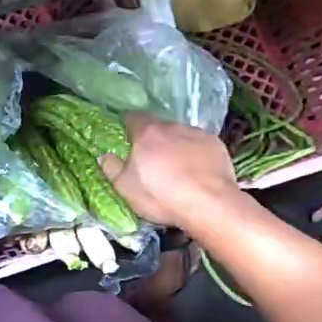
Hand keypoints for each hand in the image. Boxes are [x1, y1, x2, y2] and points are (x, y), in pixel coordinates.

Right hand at [98, 112, 239, 228]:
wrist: (209, 203)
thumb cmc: (161, 195)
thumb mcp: (125, 188)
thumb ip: (111, 168)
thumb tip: (105, 155)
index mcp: (146, 133)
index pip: (132, 117)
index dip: (127, 125)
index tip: (126, 138)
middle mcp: (172, 126)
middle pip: (158, 126)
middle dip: (152, 139)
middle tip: (150, 160)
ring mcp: (197, 134)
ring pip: (180, 135)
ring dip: (174, 146)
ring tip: (175, 169)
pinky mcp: (216, 145)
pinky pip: (199, 145)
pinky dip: (194, 153)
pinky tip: (195, 172)